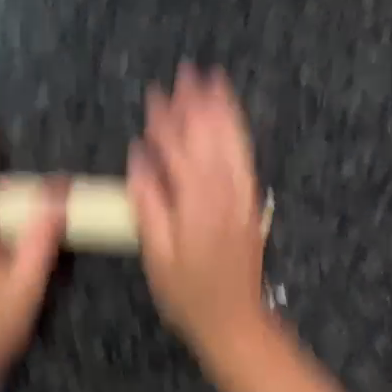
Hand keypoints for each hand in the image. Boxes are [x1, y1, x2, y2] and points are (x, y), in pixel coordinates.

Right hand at [127, 63, 268, 347]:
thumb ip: (149, 204)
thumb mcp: (157, 256)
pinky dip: (239, 132)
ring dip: (222, 109)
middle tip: (187, 71)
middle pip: (208, 136)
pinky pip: (246, 157)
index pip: (176, 150)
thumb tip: (139, 159)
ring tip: (213, 80)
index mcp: (196, 203)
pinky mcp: (251, 203)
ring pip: (232, 142)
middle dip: (196, 103)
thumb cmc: (188, 295)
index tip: (154, 93)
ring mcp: (242, 196)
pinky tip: (231, 119)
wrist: (235, 321)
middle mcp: (224, 192)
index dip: (164, 120)